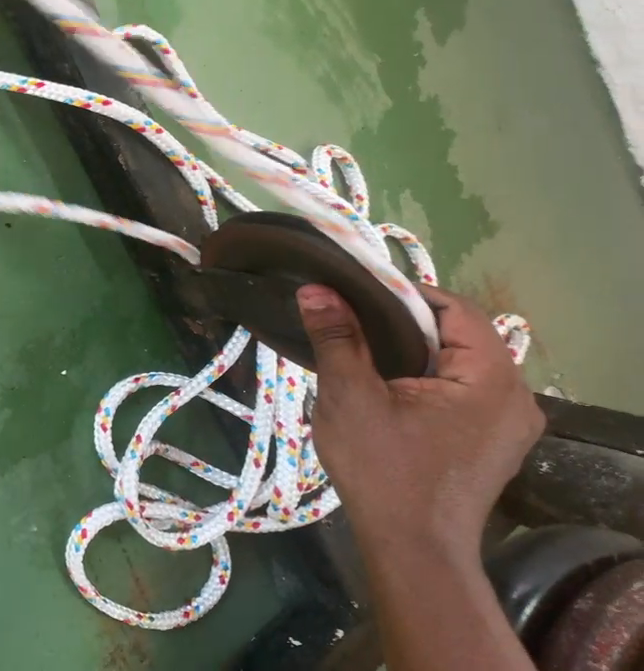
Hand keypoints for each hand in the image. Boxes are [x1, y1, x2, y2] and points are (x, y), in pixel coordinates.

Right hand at [298, 283, 544, 554]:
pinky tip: (382, 382)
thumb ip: (338, 338)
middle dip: (402, 320)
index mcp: (490, 381)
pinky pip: (460, 386)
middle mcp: (515, 397)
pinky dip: (422, 373)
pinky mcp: (491, 439)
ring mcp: (508, 422)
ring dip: (410, 347)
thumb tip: (316, 288)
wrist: (412, 543)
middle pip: (461, 334)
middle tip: (347, 317)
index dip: (406, 292)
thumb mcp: (349, 396)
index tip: (353, 290)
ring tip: (357, 346)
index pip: (459, 310)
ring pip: (458, 361)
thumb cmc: (382, 466)